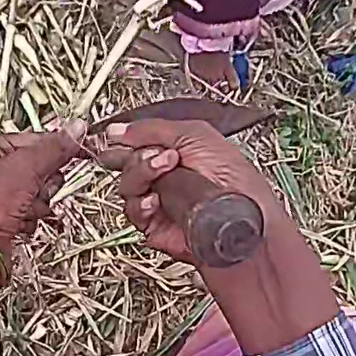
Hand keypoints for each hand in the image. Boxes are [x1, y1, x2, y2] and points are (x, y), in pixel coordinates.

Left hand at [0, 124, 87, 255]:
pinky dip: (32, 217)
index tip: (81, 150)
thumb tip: (78, 128)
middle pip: (39, 166)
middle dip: (44, 182)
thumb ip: (55, 147)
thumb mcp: (28, 167)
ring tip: (27, 208)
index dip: (57, 148)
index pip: (34, 139)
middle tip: (36, 188)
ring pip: (39, 190)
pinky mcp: (6, 217)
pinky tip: (22, 222)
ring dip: (39, 202)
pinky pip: (32, 210)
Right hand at [95, 119, 286, 264]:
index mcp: (170, 151)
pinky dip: (140, 203)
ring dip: (141, 174)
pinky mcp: (152, 226)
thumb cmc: (233, 177)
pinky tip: (155, 200)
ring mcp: (155, 201)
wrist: (240, 214)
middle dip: (139, 157)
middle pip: (125, 164)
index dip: (124, 140)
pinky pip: (132, 212)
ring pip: (126, 187)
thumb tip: (115, 131)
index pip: (134, 143)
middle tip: (163, 156)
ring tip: (165, 170)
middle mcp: (161, 177)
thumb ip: (152, 129)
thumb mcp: (194, 135)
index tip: (116, 137)